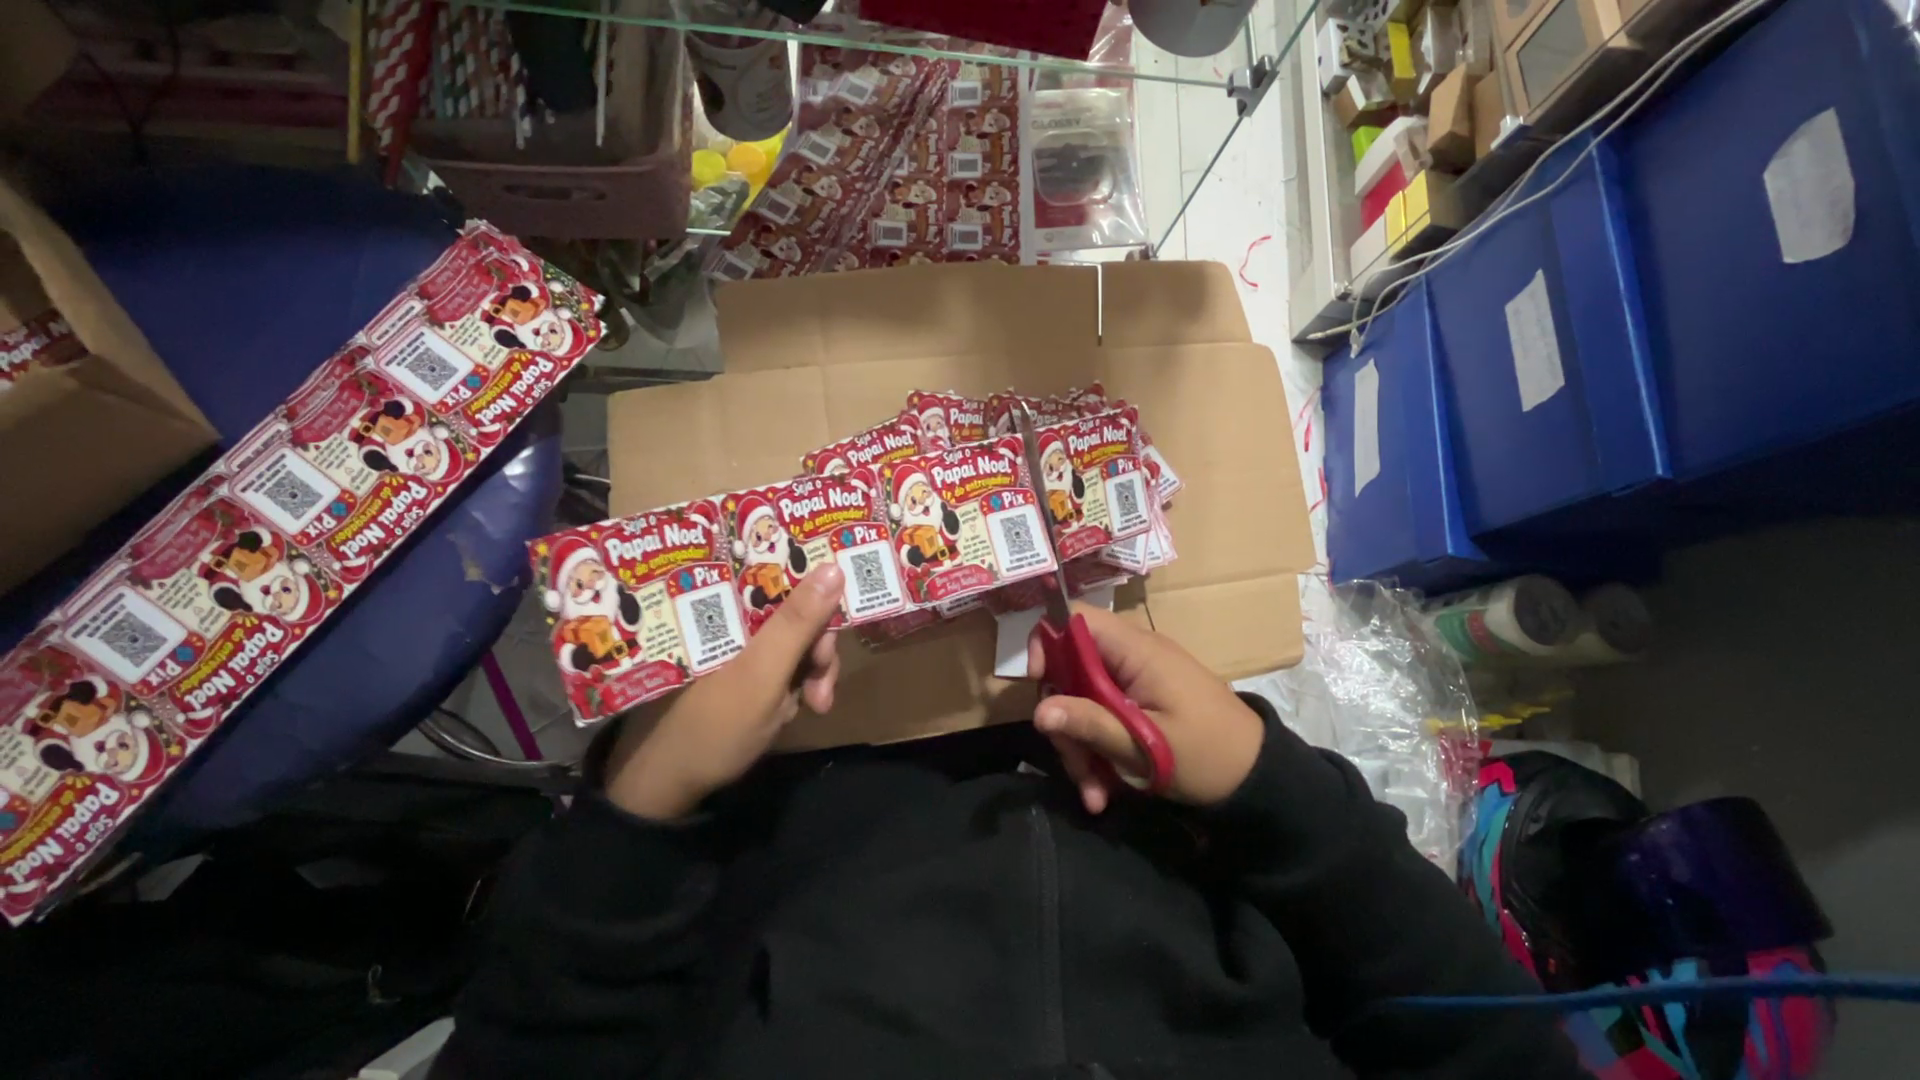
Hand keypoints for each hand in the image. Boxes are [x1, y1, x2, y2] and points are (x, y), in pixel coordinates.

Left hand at [605, 565, 844, 820]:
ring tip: (815, 706)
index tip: (841, 627)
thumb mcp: (764, 673)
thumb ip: (798, 623)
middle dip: (821, 651)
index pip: (786, 575)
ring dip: (815, 675)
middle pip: (800, 612)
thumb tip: (834, 565)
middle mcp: (737, 617)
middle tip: (822, 689)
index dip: (822, 595)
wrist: (671, 782)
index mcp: (734, 606)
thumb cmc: (716, 724)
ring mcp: (742, 646)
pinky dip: (799, 687)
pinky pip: (787, 665)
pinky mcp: (745, 671)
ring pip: (799, 642)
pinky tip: (795, 711)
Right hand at [1027, 604, 1264, 813]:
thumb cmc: (1206, 754)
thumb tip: (1039, 710)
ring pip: (1083, 701)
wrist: (1257, 778)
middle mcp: (1132, 658)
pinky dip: (1099, 752)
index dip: (1049, 641)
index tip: (1040, 682)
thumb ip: (1091, 725)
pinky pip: (1104, 717)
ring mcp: (1136, 682)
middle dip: (1066, 720)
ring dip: (1082, 748)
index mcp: (1137, 652)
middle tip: (1076, 766)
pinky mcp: (1139, 704)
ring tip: (1096, 794)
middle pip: (1072, 671)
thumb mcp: (1144, 746)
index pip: (1077, 618)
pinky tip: (1104, 792)